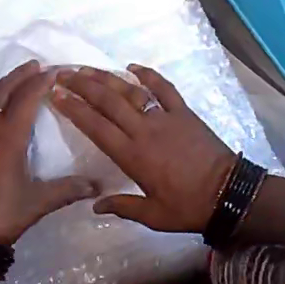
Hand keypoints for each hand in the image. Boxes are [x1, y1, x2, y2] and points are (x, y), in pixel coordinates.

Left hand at [0, 61, 100, 244]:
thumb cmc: (0, 215)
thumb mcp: (38, 203)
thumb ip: (67, 190)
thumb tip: (97, 186)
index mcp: (7, 138)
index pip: (26, 99)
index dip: (41, 83)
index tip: (55, 72)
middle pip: (1, 93)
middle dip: (18, 77)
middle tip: (34, 65)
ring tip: (12, 81)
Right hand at [51, 65, 235, 233]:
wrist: (229, 194)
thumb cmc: (188, 207)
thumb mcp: (153, 216)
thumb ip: (123, 207)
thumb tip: (96, 206)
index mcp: (132, 156)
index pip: (95, 127)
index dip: (73, 109)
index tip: (56, 95)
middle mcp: (144, 131)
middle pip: (107, 102)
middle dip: (82, 86)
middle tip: (63, 75)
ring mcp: (165, 118)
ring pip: (131, 92)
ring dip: (107, 78)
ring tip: (86, 69)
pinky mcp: (184, 113)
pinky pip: (164, 89)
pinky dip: (149, 76)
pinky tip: (133, 67)